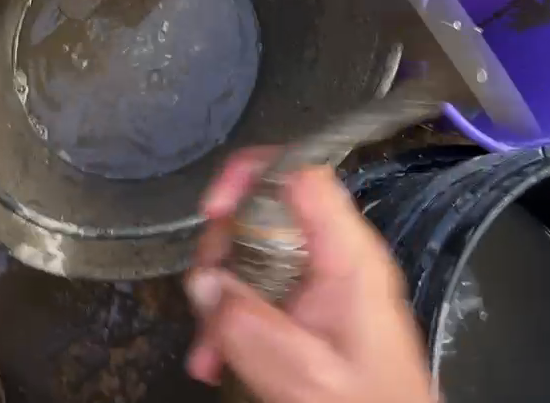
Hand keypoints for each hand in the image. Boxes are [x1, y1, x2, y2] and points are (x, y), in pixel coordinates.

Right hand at [186, 151, 436, 402]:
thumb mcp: (302, 376)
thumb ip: (248, 326)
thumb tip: (202, 280)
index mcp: (347, 253)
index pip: (300, 172)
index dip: (251, 174)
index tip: (213, 212)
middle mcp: (336, 250)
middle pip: (265, 210)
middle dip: (222, 248)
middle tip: (203, 295)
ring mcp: (323, 274)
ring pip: (254, 248)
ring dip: (220, 291)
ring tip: (207, 349)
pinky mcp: (312, 298)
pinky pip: (260, 282)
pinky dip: (233, 311)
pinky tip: (216, 355)